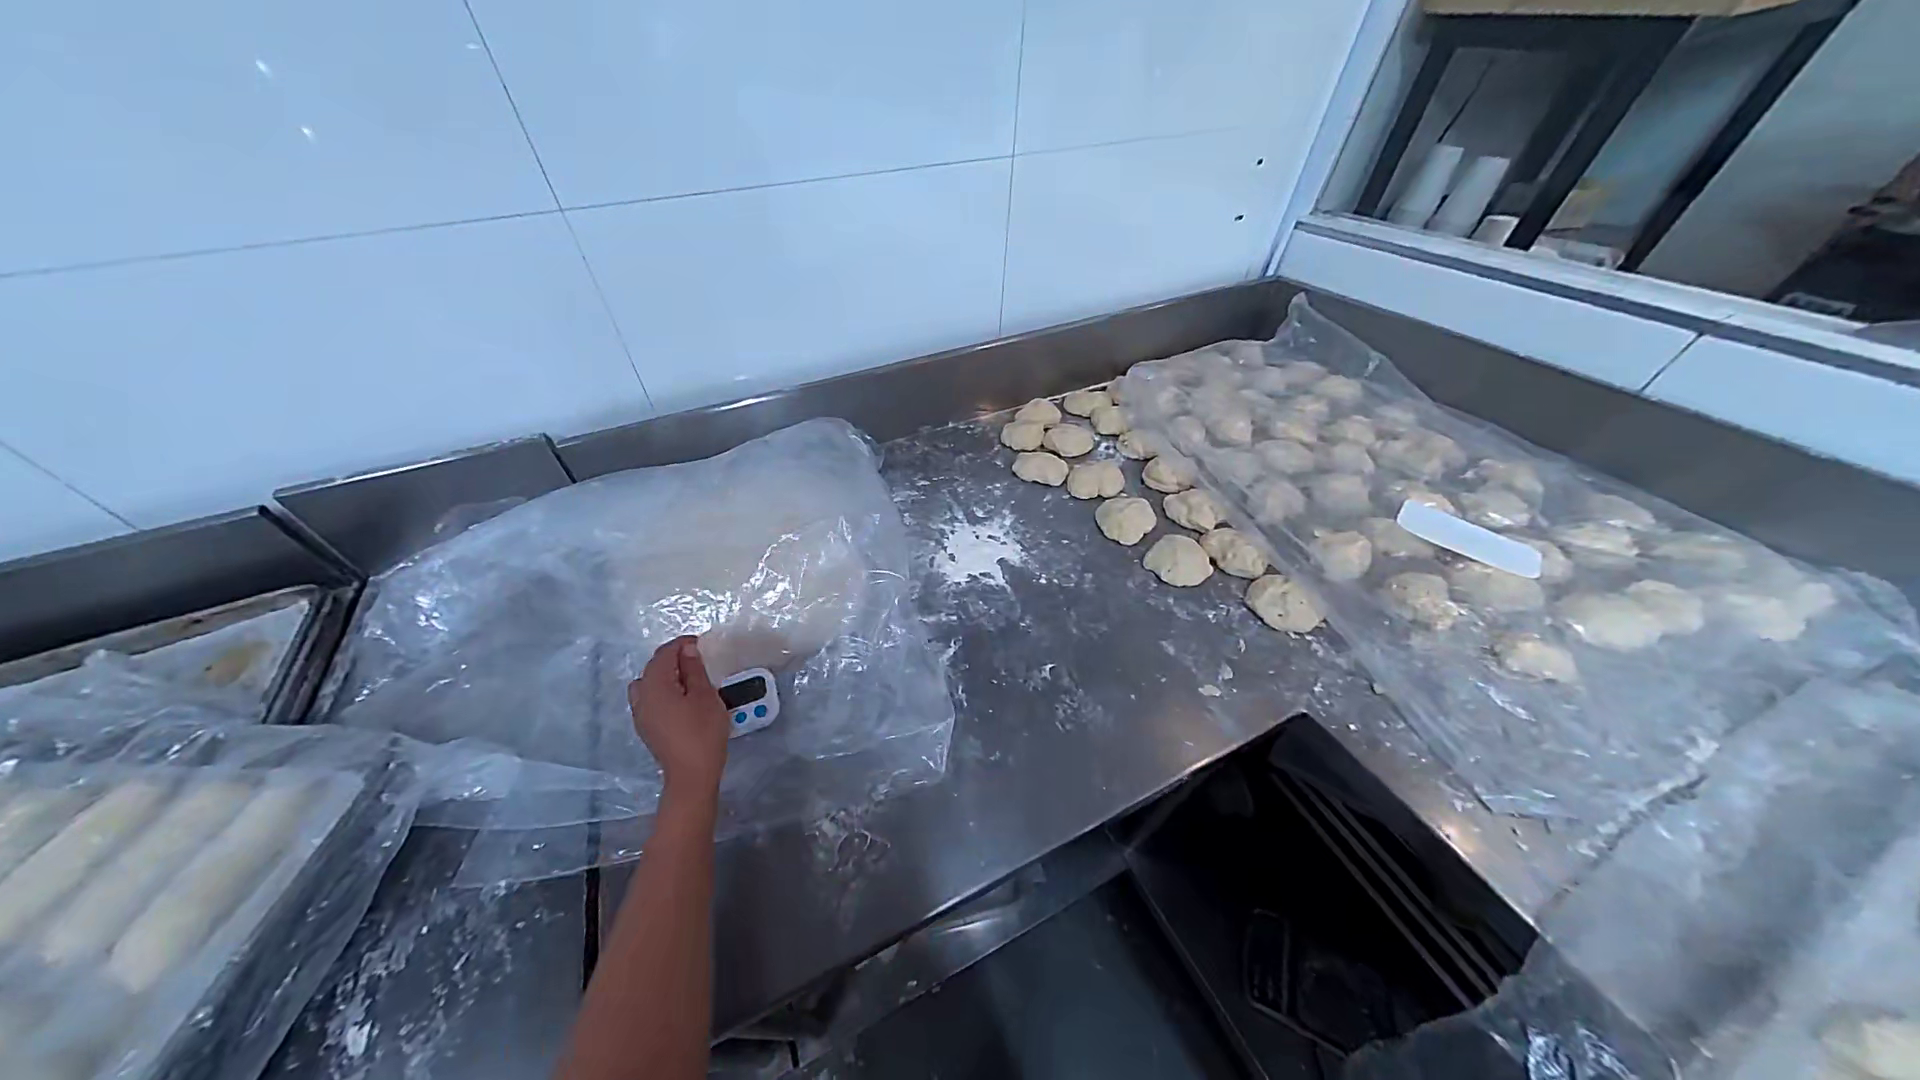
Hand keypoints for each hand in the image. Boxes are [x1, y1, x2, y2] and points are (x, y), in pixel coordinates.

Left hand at [628, 636, 728, 795]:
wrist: (691, 773)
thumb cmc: (702, 731)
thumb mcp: (705, 695)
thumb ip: (694, 669)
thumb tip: (687, 650)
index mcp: (654, 686)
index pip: (663, 655)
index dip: (681, 644)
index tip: (699, 642)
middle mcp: (641, 697)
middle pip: (652, 668)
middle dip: (673, 658)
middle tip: (697, 658)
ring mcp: (641, 714)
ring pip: (648, 684)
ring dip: (665, 675)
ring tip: (687, 678)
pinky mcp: (646, 727)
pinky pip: (650, 699)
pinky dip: (663, 690)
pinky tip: (680, 698)